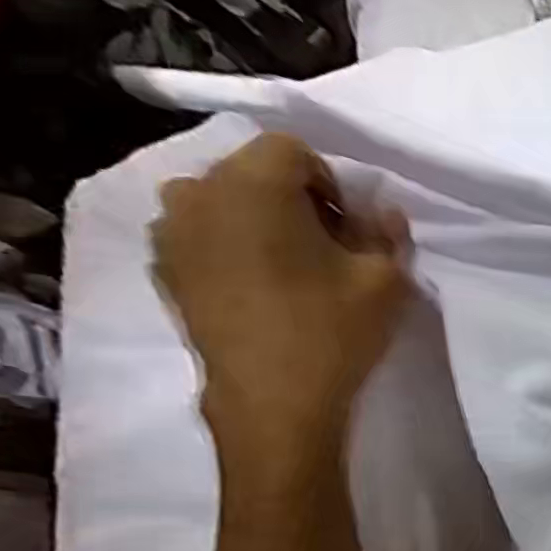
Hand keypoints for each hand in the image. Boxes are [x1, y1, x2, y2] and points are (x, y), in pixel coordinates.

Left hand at [151, 133, 410, 470]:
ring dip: (261, 224)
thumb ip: (386, 235)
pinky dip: (233, 249)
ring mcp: (170, 230)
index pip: (293, 149)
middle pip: (253, 172)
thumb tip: (382, 211)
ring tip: (293, 272)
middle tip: (329, 250)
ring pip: (225, 204)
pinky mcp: (164, 268)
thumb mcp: (385, 282)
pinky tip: (263, 291)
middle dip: (295, 201)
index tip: (352, 230)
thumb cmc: (332, 331)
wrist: (273, 400)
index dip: (332, 184)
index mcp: (252, 184)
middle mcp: (196, 191)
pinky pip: (204, 236)